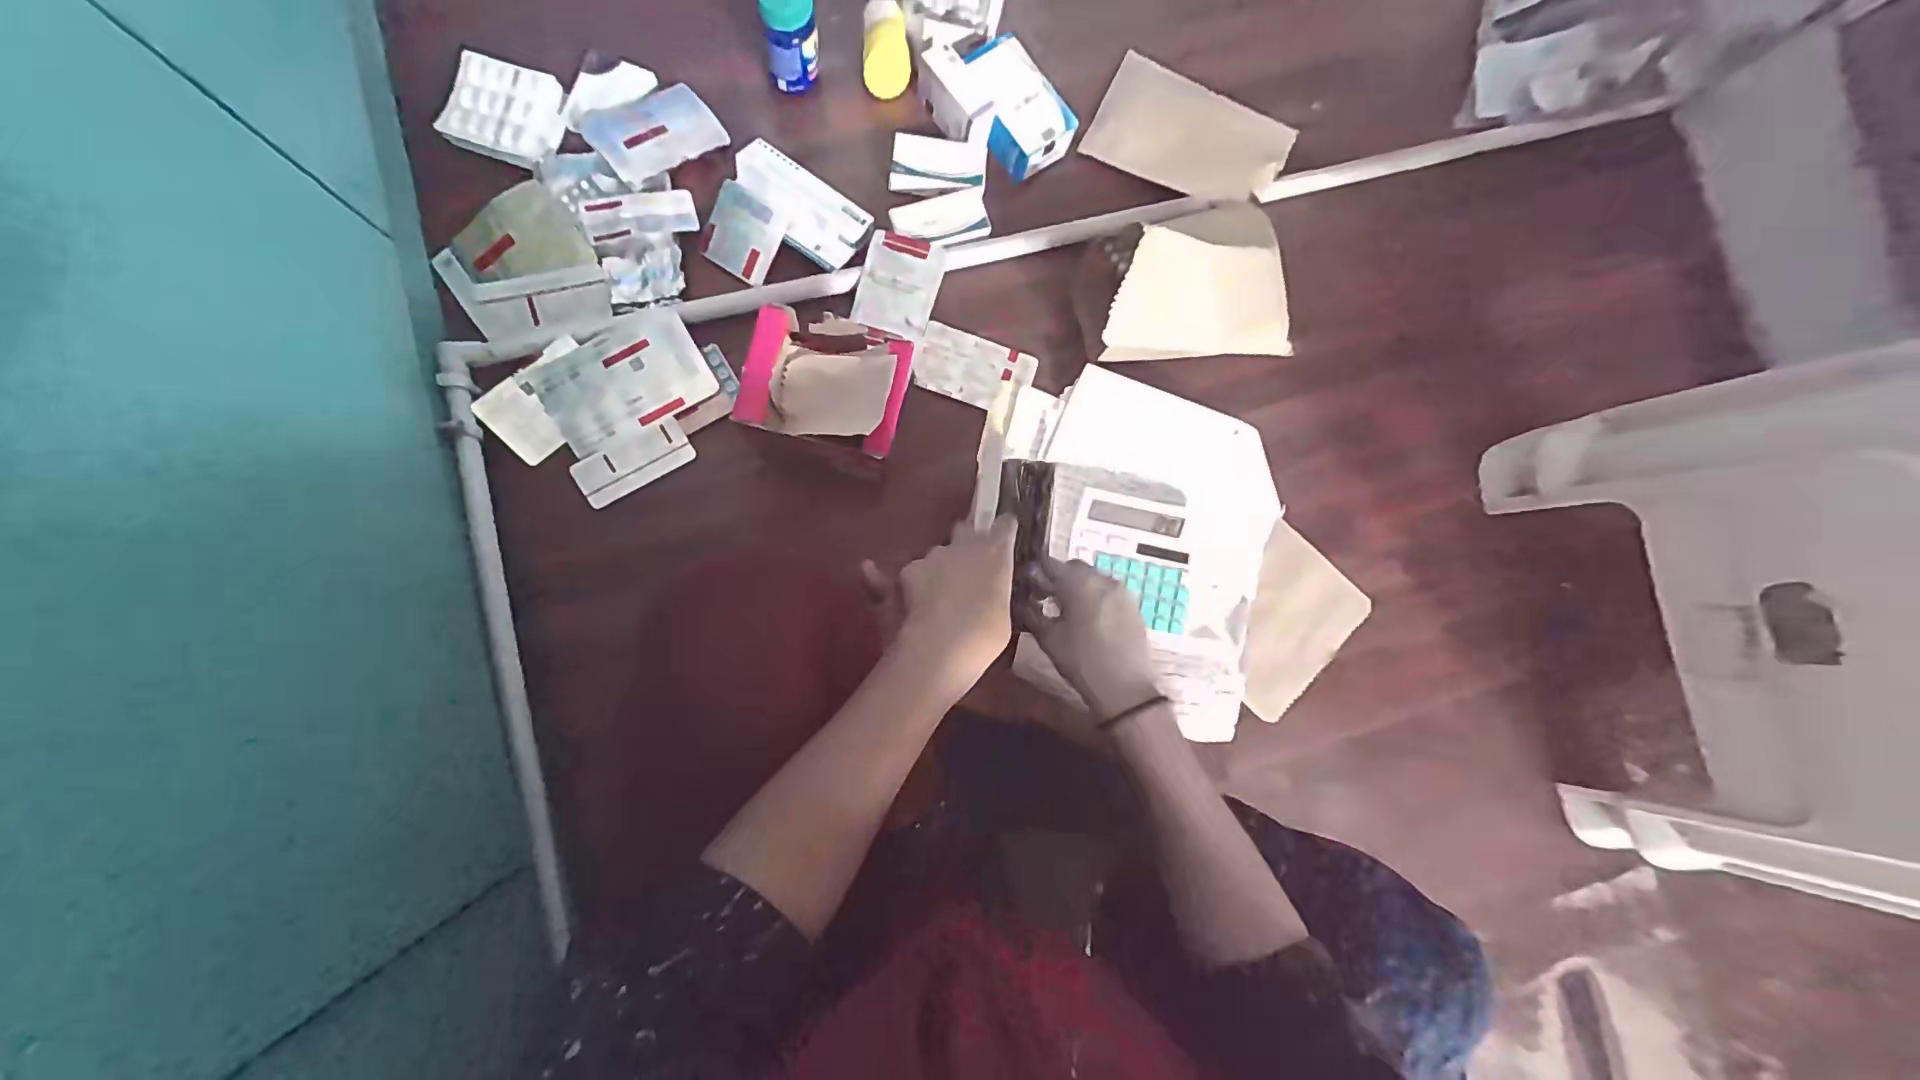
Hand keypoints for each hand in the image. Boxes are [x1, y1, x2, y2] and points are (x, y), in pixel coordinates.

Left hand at [872, 515, 1016, 692]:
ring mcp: (935, 555)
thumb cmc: (986, 634)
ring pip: (938, 553)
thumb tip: (986, 594)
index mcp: (996, 553)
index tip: (1003, 532)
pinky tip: (916, 601)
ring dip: (940, 567)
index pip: (1003, 526)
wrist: (943, 645)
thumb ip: (994, 592)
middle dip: (965, 541)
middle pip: (965, 529)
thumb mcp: (1002, 612)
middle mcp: (965, 545)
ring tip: (939, 595)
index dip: (1002, 528)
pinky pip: (915, 571)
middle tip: (967, 565)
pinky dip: (915, 582)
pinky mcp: (910, 569)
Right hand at [1022, 557, 1163, 718]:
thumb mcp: (1049, 639)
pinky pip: (1108, 592)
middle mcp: (1102, 579)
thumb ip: (1033, 613)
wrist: (1126, 689)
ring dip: (1078, 587)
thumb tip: (1024, 600)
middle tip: (1045, 598)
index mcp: (1079, 582)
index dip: (1036, 571)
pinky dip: (1095, 597)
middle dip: (1058, 578)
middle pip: (1074, 568)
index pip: (1050, 564)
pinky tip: (1087, 619)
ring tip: (1067, 610)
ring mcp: (1121, 591)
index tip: (1027, 584)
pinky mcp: (1133, 605)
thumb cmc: (1081, 662)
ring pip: (1093, 579)